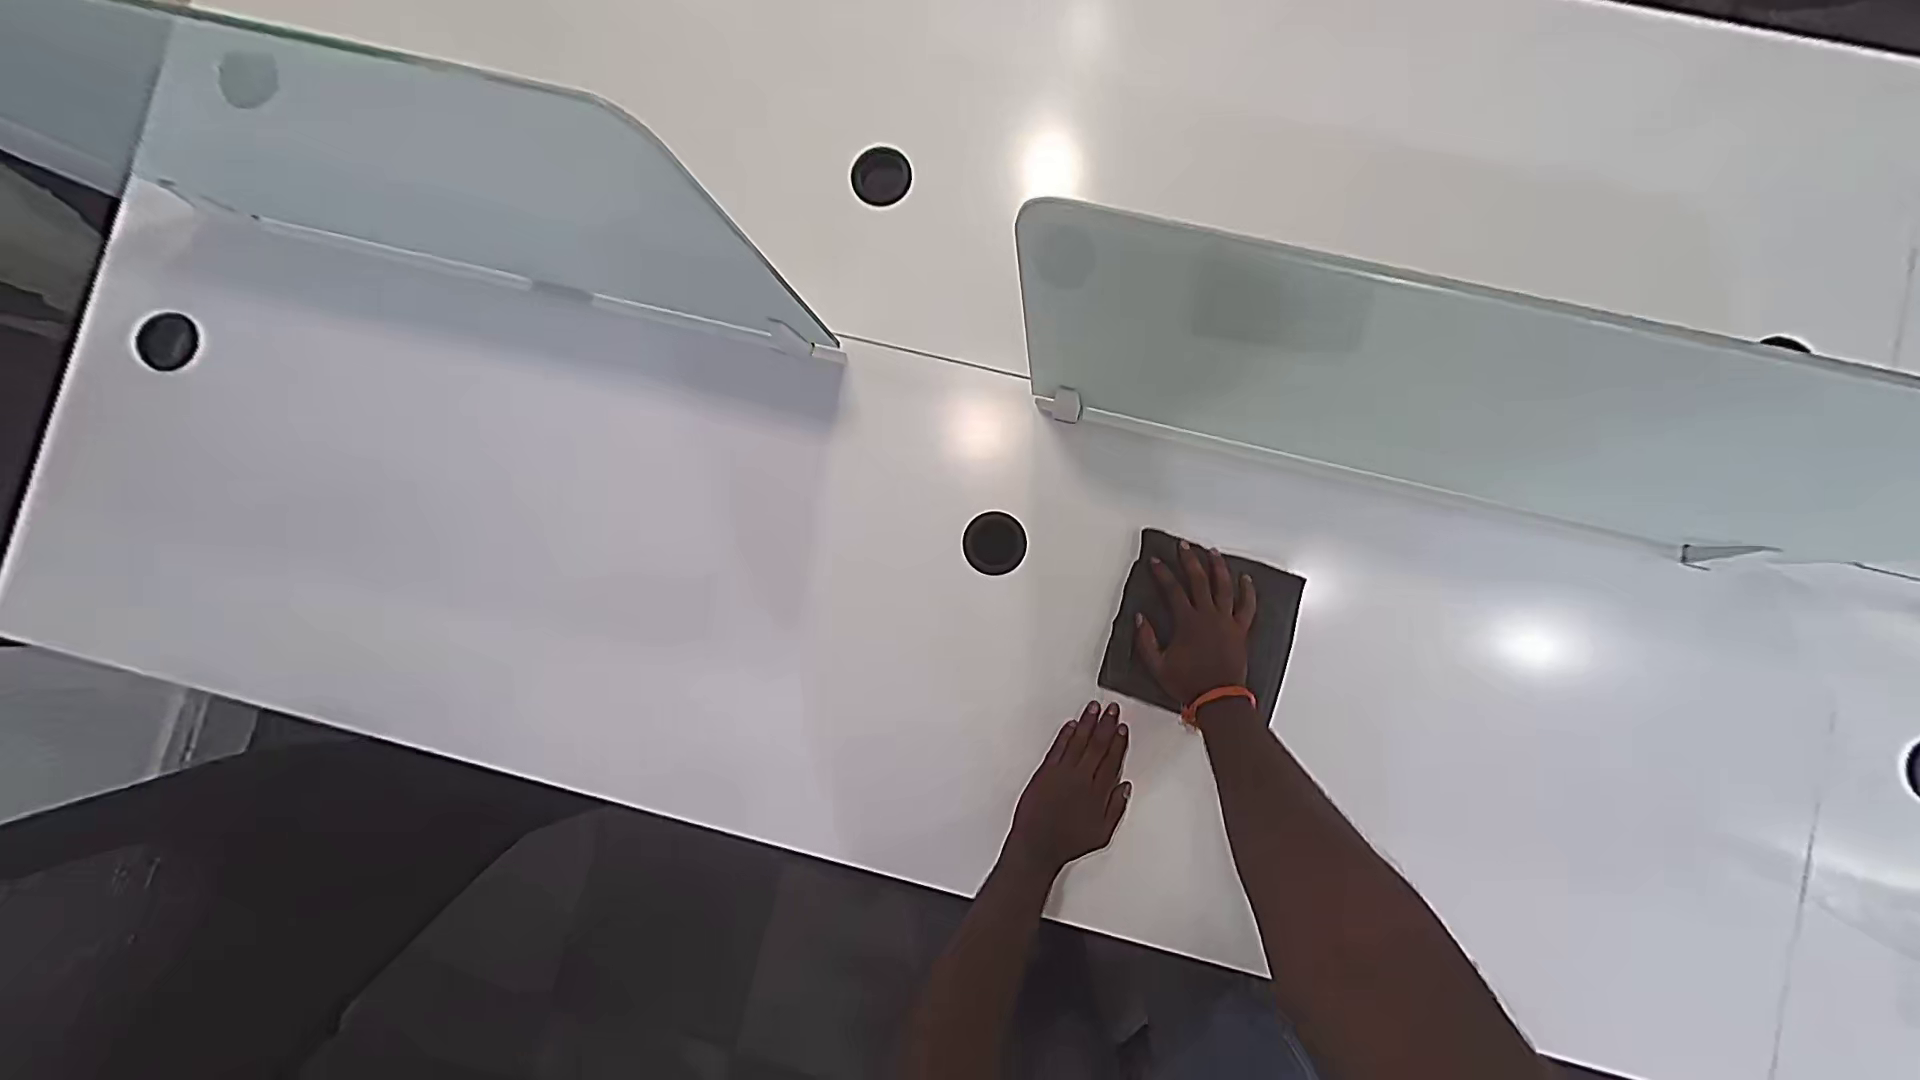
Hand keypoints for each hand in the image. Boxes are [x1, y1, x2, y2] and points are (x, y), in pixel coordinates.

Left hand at [1004, 701, 1130, 875]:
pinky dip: (1065, 734)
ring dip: (1088, 722)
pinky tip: (1072, 723)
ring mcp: (1062, 772)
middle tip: (1112, 709)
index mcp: (1098, 793)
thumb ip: (1116, 807)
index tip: (1122, 728)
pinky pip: (1058, 747)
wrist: (1037, 844)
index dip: (1119, 742)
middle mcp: (1081, 778)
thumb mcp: (1102, 833)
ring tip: (1094, 708)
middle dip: (1107, 724)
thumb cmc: (1067, 842)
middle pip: (1098, 745)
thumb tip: (1125, 787)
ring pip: (1078, 741)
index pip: (1112, 760)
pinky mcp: (1045, 771)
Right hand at [1134, 541, 1256, 706]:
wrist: (1219, 699)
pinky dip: (1247, 591)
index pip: (1173, 589)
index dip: (1163, 573)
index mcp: (1188, 623)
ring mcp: (1227, 622)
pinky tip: (1245, 579)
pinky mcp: (1240, 631)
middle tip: (1183, 547)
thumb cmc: (1189, 684)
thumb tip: (1141, 619)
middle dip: (1189, 560)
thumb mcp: (1157, 665)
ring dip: (1217, 567)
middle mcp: (1209, 617)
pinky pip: (1247, 606)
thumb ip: (1146, 640)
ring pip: (1224, 587)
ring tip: (1212, 552)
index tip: (1156, 562)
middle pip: (1199, 580)